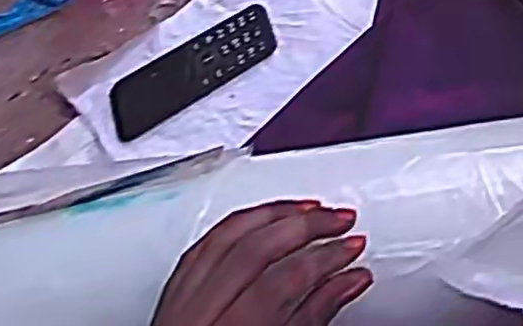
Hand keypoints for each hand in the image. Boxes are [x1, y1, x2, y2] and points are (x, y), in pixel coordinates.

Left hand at [152, 202, 370, 325]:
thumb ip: (312, 320)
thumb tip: (350, 280)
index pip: (281, 283)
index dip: (324, 258)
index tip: (353, 246)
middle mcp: (191, 320)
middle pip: (256, 250)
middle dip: (307, 226)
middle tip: (342, 219)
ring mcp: (175, 306)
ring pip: (229, 235)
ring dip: (277, 213)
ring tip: (313, 208)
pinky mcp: (169, 296)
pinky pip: (206, 242)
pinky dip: (243, 222)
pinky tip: (268, 216)